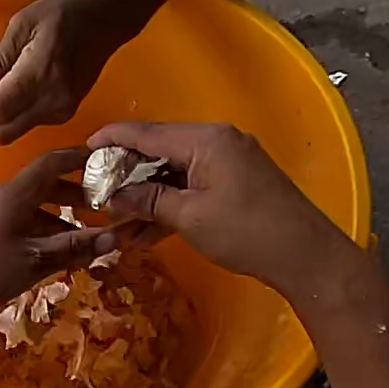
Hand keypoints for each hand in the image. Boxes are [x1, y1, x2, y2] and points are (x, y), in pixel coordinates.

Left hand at [0, 0, 143, 143]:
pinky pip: (28, 123)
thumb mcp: (21, 26)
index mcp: (40, 76)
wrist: (104, 20)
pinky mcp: (63, 113)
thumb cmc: (62, 14)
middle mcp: (52, 102)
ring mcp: (60, 111)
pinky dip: (10, 115)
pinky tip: (3, 96)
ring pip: (15, 131)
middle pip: (4, 132)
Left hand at [0, 148, 123, 315]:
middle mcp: (7, 197)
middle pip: (48, 185)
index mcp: (17, 194)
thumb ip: (74, 247)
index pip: (54, 162)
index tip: (109, 161)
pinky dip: (47, 232)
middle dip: (79, 194)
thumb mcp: (35, 260)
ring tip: (90, 236)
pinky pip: (26, 223)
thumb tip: (117, 237)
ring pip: (38, 208)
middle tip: (107, 208)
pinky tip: (59, 253)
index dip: (81, 158)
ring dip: (64, 218)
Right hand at [87, 122, 356, 293]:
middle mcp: (216, 141)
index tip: (84, 150)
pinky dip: (171, 204)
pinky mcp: (236, 183)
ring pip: (175, 173)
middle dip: (127, 174)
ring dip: (148, 196)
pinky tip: (148, 230)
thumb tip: (112, 196)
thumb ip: (148, 201)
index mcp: (205, 140)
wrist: (304, 254)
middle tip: (97, 193)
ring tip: (118, 221)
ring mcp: (229, 162)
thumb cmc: (246, 232)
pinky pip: (193, 187)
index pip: (146, 133)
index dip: (112, 140)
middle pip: (160, 151)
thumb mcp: (189, 217)